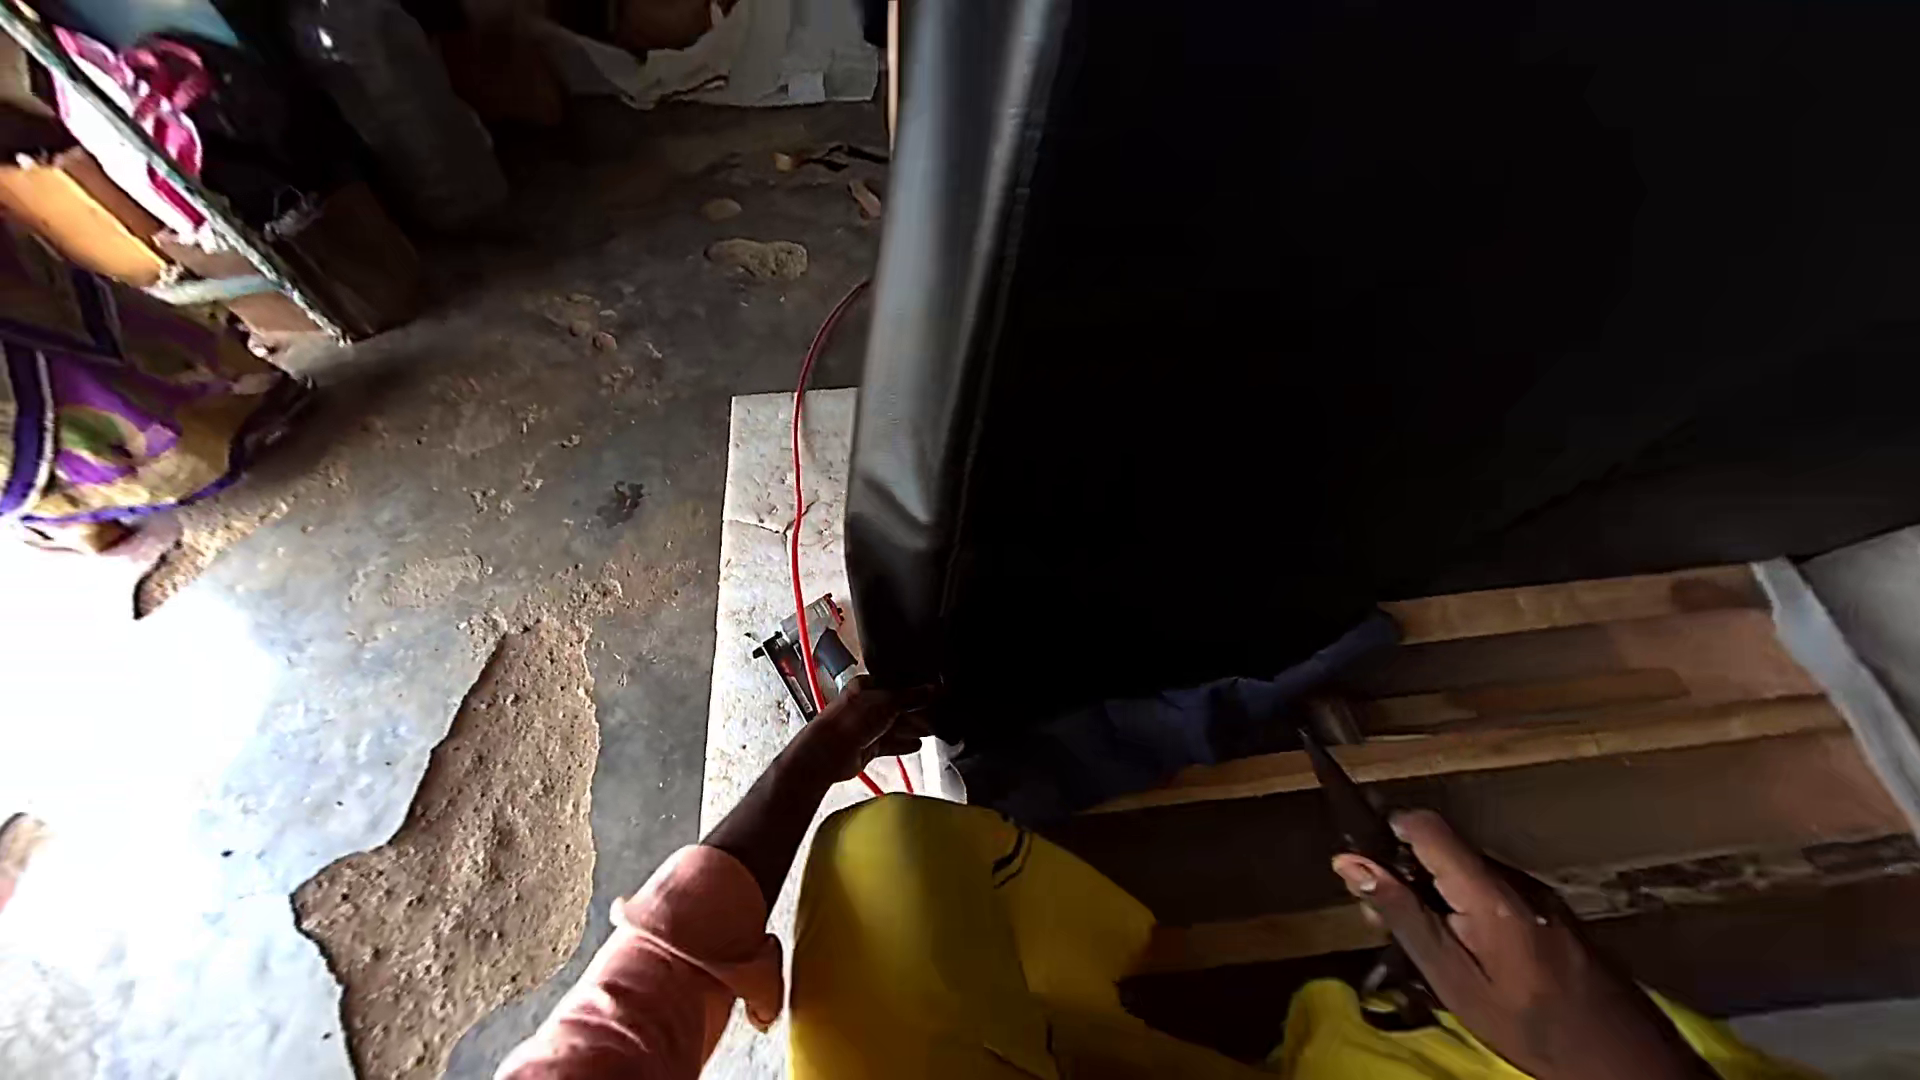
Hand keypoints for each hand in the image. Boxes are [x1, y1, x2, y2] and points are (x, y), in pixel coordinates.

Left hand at [793, 676, 932, 781]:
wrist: (828, 752)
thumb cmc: (850, 720)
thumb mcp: (888, 702)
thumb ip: (912, 697)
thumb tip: (934, 689)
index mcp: (867, 686)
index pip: (897, 684)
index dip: (916, 688)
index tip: (934, 692)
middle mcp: (866, 704)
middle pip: (897, 706)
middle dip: (917, 710)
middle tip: (938, 713)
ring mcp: (866, 726)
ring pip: (895, 725)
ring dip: (913, 727)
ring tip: (933, 729)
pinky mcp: (867, 746)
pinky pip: (890, 743)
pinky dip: (903, 743)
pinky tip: (917, 744)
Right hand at [1331, 810, 1714, 1079]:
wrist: (1640, 1079)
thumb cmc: (1536, 1035)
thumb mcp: (1454, 981)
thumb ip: (1401, 915)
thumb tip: (1347, 861)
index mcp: (1490, 894)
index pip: (1424, 824)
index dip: (1387, 832)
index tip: (1368, 868)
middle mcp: (1516, 880)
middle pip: (1440, 846)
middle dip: (1402, 870)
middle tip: (1383, 919)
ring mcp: (1539, 894)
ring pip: (1462, 867)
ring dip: (1430, 888)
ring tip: (1424, 939)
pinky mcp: (1554, 912)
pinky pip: (1490, 886)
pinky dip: (1461, 902)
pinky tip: (1464, 947)